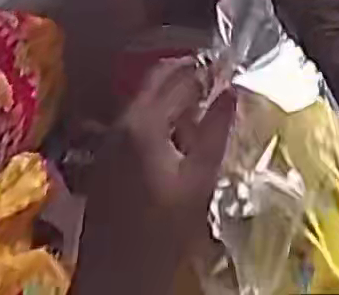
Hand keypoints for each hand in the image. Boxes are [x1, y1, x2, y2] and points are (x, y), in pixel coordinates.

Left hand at [74, 59, 237, 294]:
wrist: (114, 283)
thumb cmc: (162, 234)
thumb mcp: (199, 182)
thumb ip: (216, 132)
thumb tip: (232, 91)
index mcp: (144, 123)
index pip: (179, 79)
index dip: (206, 69)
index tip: (229, 64)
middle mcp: (122, 122)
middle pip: (156, 81)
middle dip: (186, 72)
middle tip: (216, 75)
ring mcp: (110, 140)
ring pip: (145, 100)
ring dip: (172, 94)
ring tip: (204, 103)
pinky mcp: (106, 158)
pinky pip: (136, 120)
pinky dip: (159, 115)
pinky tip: (178, 133)